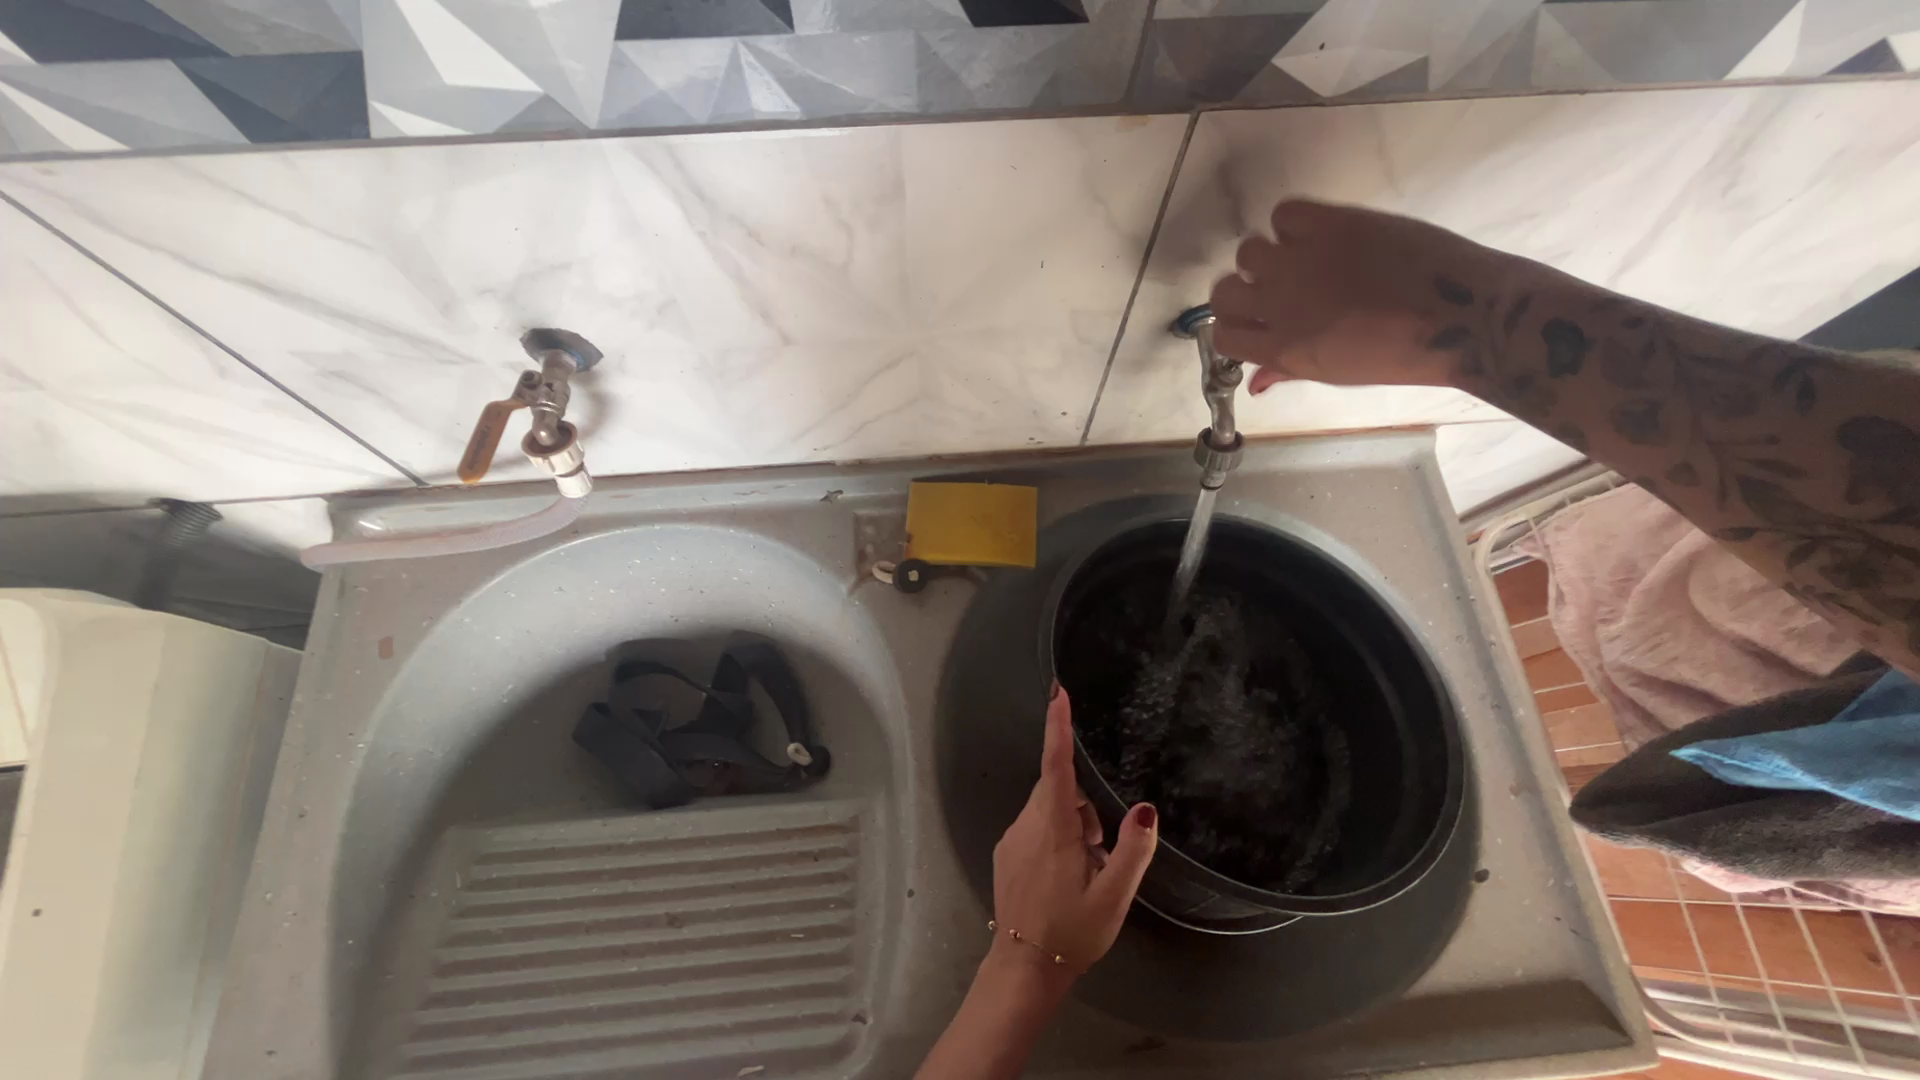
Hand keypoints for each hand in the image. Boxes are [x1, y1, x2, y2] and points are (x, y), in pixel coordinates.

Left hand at [991, 685, 1156, 975]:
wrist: (1024, 967)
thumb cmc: (1073, 931)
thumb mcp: (1114, 897)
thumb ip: (1133, 850)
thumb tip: (1146, 809)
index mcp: (1054, 829)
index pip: (1056, 765)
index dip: (1058, 727)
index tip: (1058, 693)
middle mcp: (1027, 823)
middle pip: (1058, 788)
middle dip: (1083, 806)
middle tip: (1098, 851)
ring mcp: (1012, 836)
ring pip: (1048, 807)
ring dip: (1071, 823)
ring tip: (1085, 870)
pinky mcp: (1006, 850)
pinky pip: (1035, 824)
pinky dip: (1055, 834)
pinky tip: (1064, 874)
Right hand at [1209, 200, 1508, 392]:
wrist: (1461, 316)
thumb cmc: (1399, 354)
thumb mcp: (1335, 372)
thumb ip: (1288, 370)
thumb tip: (1255, 384)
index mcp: (1282, 349)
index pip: (1223, 334)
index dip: (1233, 326)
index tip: (1252, 321)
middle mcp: (1281, 305)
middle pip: (1223, 292)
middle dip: (1241, 292)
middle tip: (1270, 289)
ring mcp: (1303, 262)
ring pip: (1249, 250)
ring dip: (1266, 256)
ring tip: (1296, 259)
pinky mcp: (1332, 225)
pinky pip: (1285, 213)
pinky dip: (1292, 222)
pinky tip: (1314, 234)